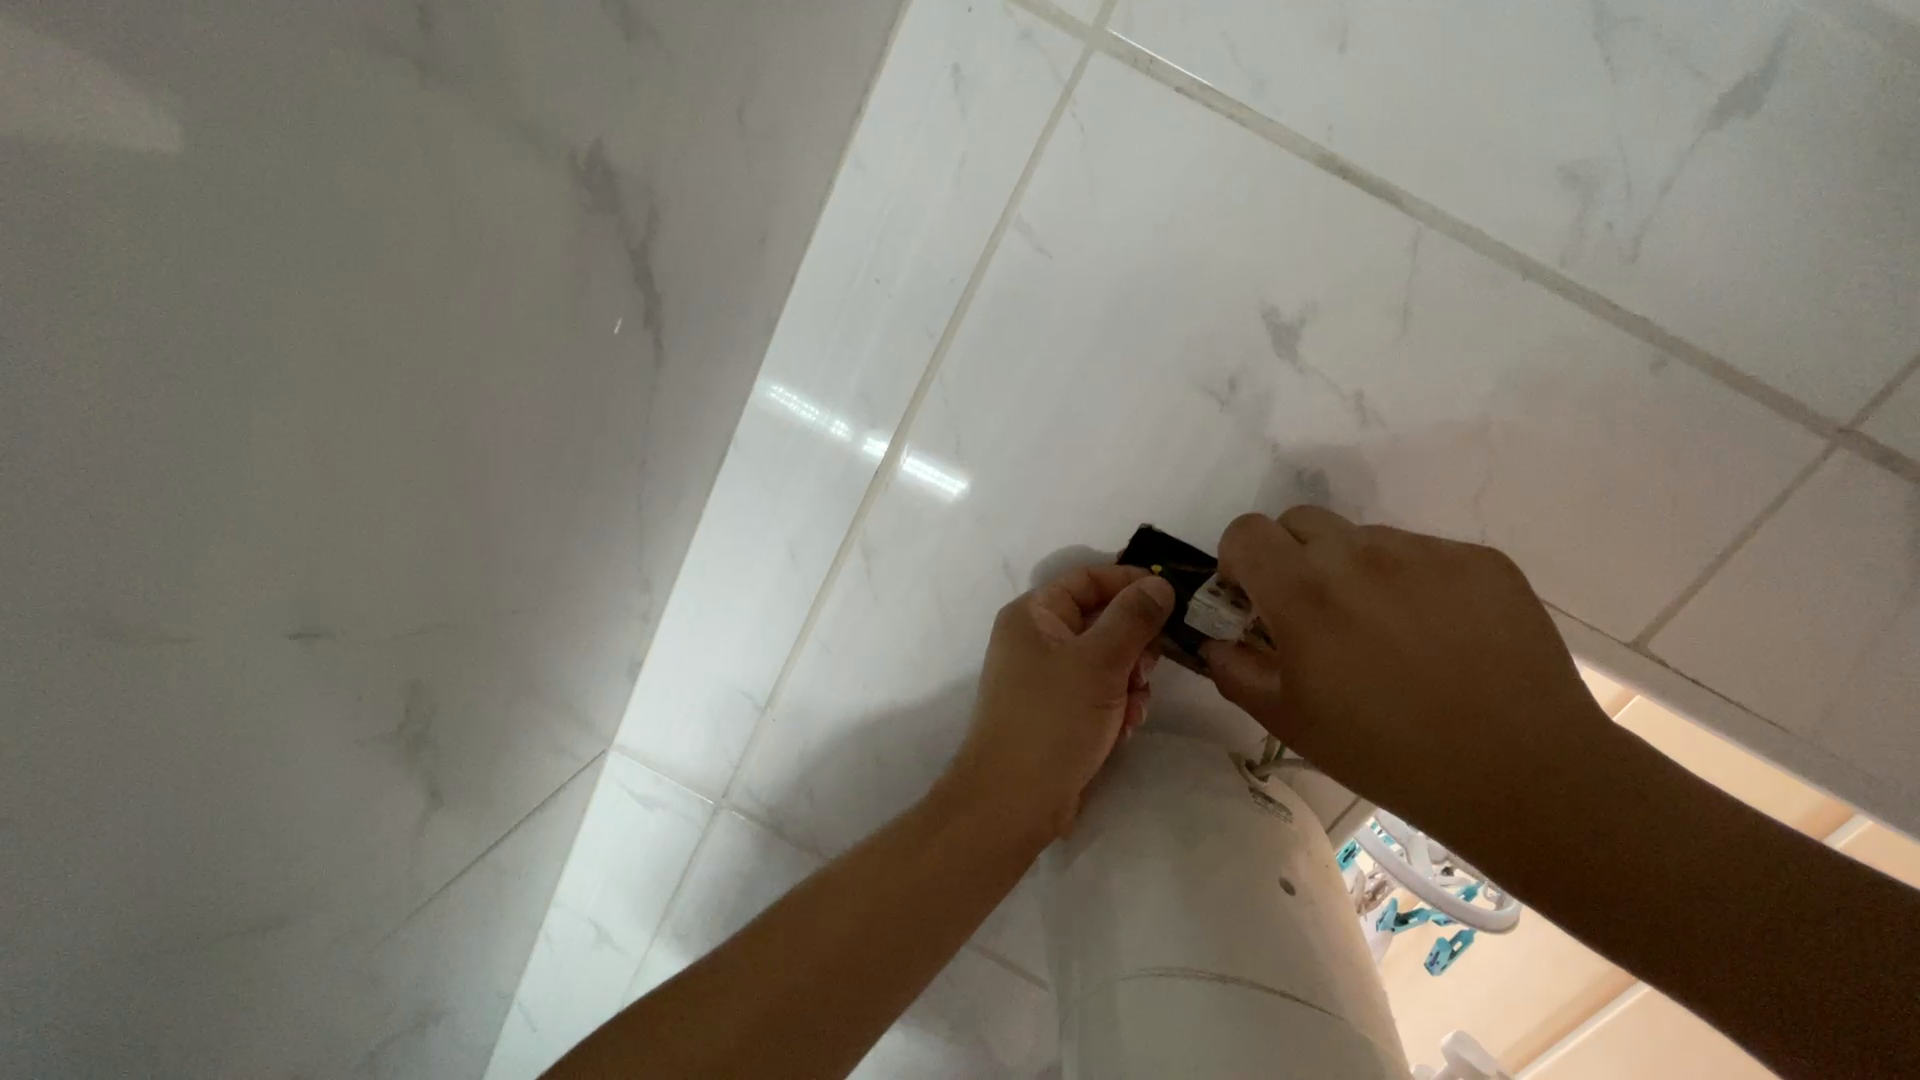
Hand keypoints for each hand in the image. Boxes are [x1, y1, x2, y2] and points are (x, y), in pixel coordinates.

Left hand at [938, 564, 1174, 840]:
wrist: (1014, 801)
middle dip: (1134, 645)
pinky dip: (1117, 707)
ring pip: (1108, 661)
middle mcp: (1037, 640)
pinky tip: (1121, 729)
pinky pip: (1101, 694)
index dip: (1130, 582)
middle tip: (1149, 667)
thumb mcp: (1098, 661)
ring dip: (1130, 682)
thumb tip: (1159, 583)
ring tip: (1130, 707)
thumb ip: (1133, 618)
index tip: (1174, 597)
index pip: (1088, 579)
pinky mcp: (1060, 714)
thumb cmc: (1052, 719)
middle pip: (1103, 621)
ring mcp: (1048, 679)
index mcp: (1034, 615)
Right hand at [1201, 507, 1609, 832]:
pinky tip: (1438, 635)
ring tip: (1387, 631)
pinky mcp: (1480, 560)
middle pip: (1300, 521)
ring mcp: (1425, 552)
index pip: (1246, 531)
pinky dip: (1412, 581)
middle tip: (1315, 614)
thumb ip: (1234, 669)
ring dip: (1354, 569)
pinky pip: (1423, 553)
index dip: (1239, 561)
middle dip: (1291, 557)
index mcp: (1302, 592)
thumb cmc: (1388, 755)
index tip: (1254, 600)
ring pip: (1364, 537)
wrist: (1523, 773)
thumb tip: (1216, 639)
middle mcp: (1359, 555)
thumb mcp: (1288, 721)